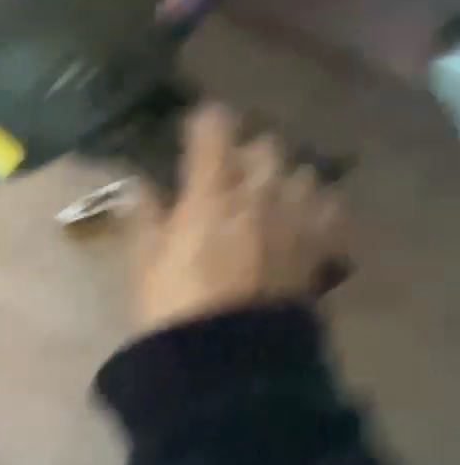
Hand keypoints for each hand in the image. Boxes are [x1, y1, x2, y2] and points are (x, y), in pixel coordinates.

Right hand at [128, 104, 345, 334]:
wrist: (227, 347)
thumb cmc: (171, 302)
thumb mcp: (144, 261)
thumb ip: (144, 217)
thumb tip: (137, 186)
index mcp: (209, 197)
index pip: (212, 139)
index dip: (206, 122)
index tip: (196, 117)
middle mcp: (260, 195)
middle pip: (264, 150)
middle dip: (245, 150)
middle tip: (225, 163)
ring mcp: (295, 216)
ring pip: (299, 173)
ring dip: (279, 174)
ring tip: (262, 188)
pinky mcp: (318, 241)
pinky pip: (326, 205)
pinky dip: (311, 201)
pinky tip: (296, 213)